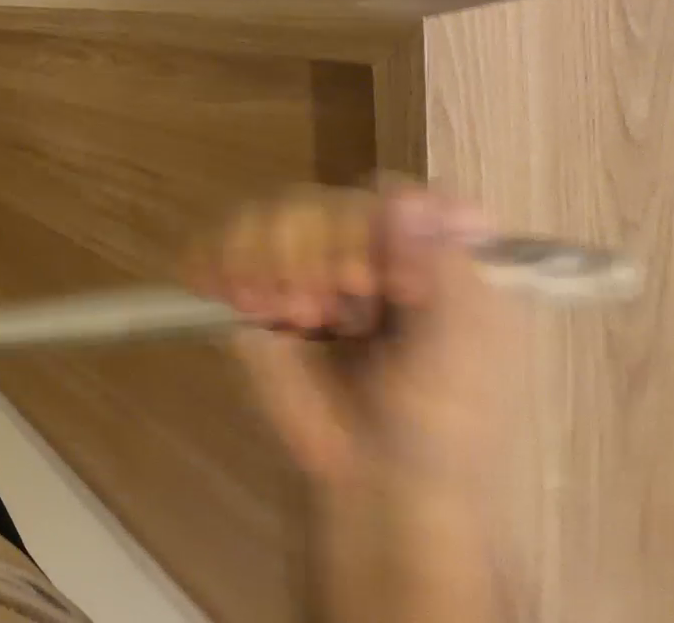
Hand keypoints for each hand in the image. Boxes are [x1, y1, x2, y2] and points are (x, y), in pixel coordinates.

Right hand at [190, 182, 528, 488]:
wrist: (378, 480)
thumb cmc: (442, 426)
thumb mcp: (463, 352)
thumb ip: (443, 271)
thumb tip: (410, 197)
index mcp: (423, 251)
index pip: (386, 194)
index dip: (369, 224)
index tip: (380, 287)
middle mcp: (358, 247)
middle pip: (310, 203)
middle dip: (304, 252)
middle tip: (318, 313)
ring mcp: (298, 266)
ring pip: (255, 218)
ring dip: (256, 261)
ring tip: (278, 316)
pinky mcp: (249, 288)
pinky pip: (212, 246)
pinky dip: (209, 263)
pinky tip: (229, 300)